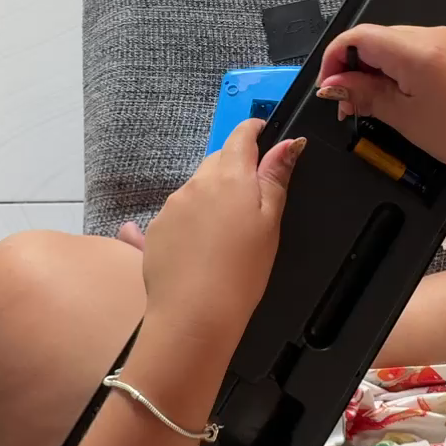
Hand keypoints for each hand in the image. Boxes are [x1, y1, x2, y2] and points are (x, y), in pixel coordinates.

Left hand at [140, 119, 305, 351]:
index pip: (240, 136)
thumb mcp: (270, 223)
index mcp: (230, 176)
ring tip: (225, 232)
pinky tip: (201, 247)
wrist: (193, 315)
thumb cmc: (243, 271)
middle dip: (235, 168)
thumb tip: (289, 142)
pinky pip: (179, 212)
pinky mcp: (155, 228)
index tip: (263, 133)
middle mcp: (196, 182)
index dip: (253, 130)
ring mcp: (172, 205)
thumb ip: (276, 178)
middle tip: (251, 200)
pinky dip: (192, 219)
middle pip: (218, 161)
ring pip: (197, 187)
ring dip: (212, 195)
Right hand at [315, 24, 445, 180]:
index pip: (358, 36)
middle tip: (348, 104)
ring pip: (397, 43)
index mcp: (416, 49)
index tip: (329, 87)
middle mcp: (434, 34)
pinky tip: (404, 95)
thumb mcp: (404, 117)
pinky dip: (402, 67)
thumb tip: (334, 85)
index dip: (335, 59)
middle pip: (376, 38)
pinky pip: (420, 49)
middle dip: (355, 67)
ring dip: (378, 67)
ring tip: (377, 103)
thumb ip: (364, 94)